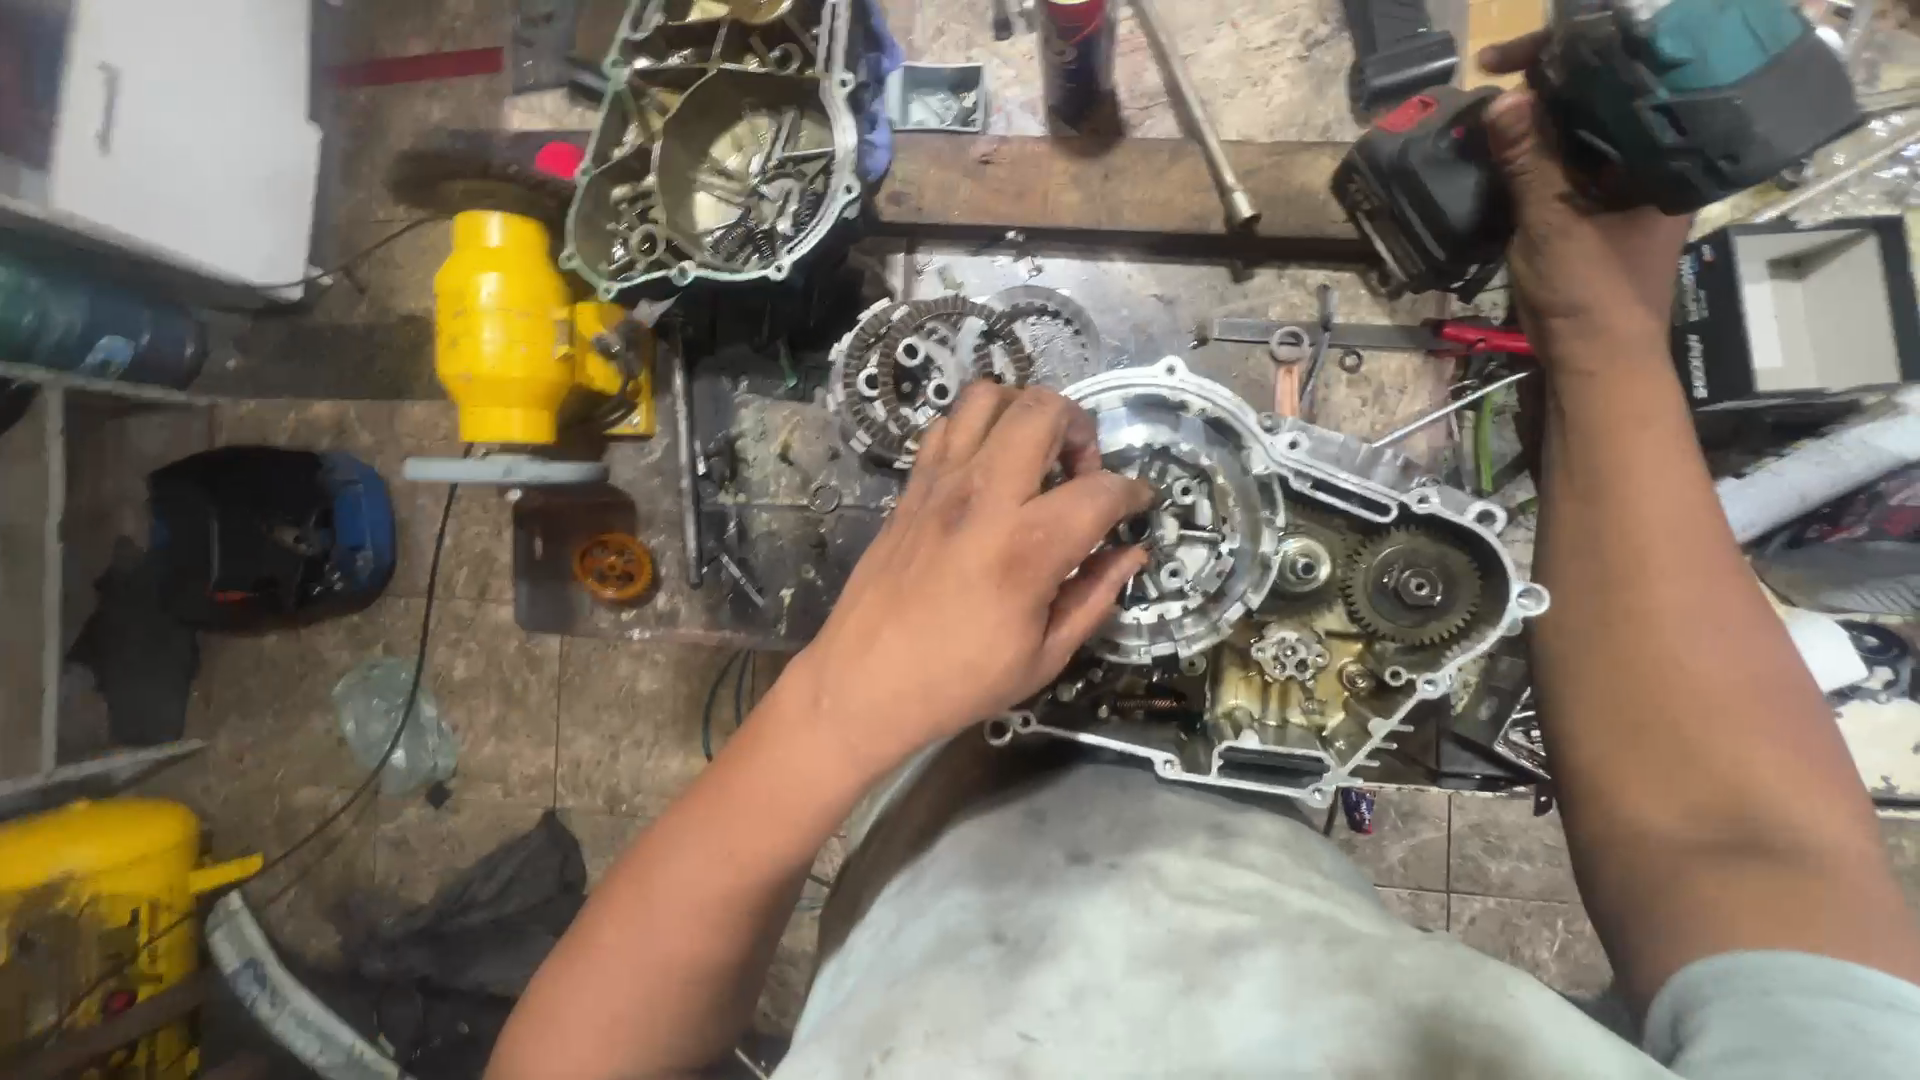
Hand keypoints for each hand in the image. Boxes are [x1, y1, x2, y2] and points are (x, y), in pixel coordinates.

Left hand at [779, 384, 1151, 777]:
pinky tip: (985, 470)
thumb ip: (1095, 597)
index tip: (1138, 505)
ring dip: (1023, 413)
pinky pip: (945, 426)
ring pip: (986, 398)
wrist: (863, 683)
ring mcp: (940, 484)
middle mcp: (985, 497)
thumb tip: (1131, 554)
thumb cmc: (960, 681)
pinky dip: (975, 430)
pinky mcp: (910, 488)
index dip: (1133, 493)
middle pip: (1043, 410)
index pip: (1101, 489)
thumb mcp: (1044, 656)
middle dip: (1079, 427)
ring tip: (1034, 456)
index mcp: (1028, 546)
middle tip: (1081, 471)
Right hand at [1479, 36, 1690, 370]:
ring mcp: (1621, 183)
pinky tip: (1499, 150)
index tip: (1503, 58)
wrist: (1594, 359)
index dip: (1564, 57)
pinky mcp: (1592, 208)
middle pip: (1597, 98)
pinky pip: (1562, 165)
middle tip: (1489, 81)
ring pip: (1576, 132)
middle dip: (1541, 88)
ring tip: (1487, 111)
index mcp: (1666, 150)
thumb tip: (1503, 98)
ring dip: (1530, 122)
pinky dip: (1530, 155)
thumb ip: (1530, 161)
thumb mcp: (1554, 222)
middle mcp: (1651, 157)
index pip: (1620, 76)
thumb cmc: (1590, 292)